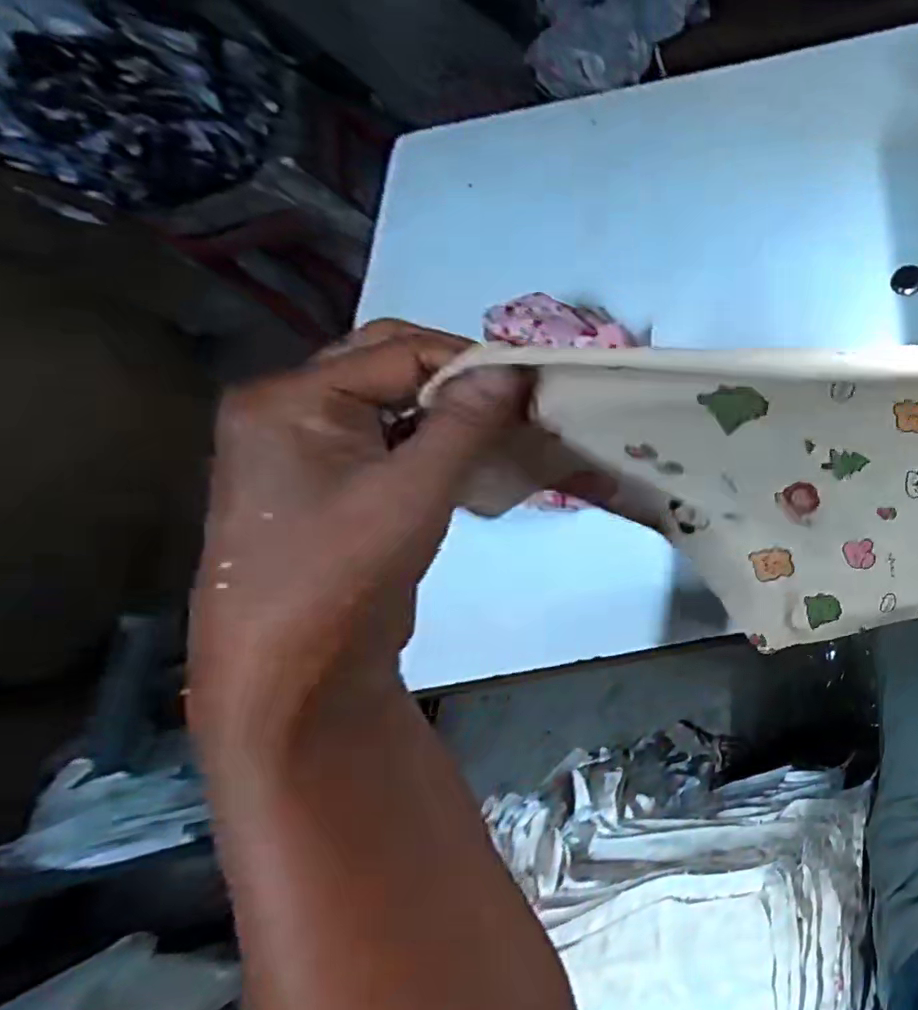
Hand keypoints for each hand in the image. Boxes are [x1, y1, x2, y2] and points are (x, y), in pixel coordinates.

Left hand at [187, 320, 526, 755]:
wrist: (296, 660)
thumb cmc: (346, 565)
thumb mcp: (416, 488)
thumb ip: (464, 422)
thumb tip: (513, 369)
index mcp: (291, 398)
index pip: (398, 349)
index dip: (470, 361)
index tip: (535, 386)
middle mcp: (290, 409)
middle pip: (389, 364)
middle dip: (460, 378)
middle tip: (521, 402)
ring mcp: (308, 447)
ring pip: (395, 402)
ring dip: (452, 409)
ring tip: (509, 428)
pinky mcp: (333, 482)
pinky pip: (393, 437)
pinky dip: (438, 438)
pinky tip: (477, 458)